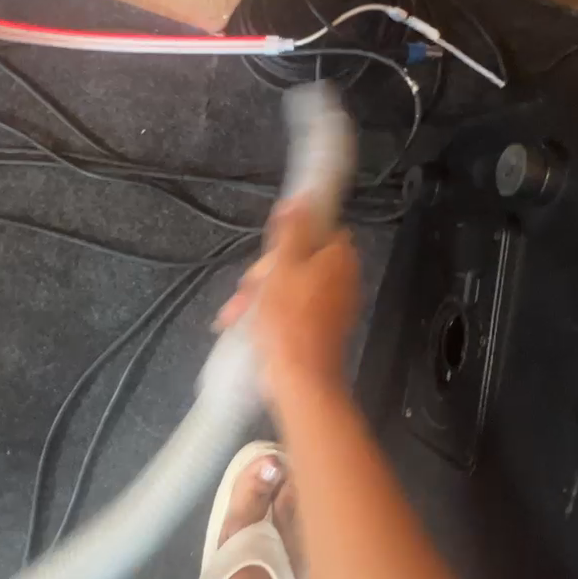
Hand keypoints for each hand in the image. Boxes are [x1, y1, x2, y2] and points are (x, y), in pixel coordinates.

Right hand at [216, 203, 360, 398]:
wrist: (301, 381)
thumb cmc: (289, 321)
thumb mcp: (282, 266)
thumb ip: (292, 229)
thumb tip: (302, 197)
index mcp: (338, 256)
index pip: (316, 228)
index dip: (288, 237)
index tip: (267, 252)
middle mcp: (341, 277)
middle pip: (299, 257)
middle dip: (265, 272)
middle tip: (248, 290)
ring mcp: (333, 304)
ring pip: (290, 284)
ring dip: (261, 295)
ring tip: (236, 314)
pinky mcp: (321, 327)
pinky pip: (293, 307)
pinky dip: (271, 312)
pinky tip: (246, 324)